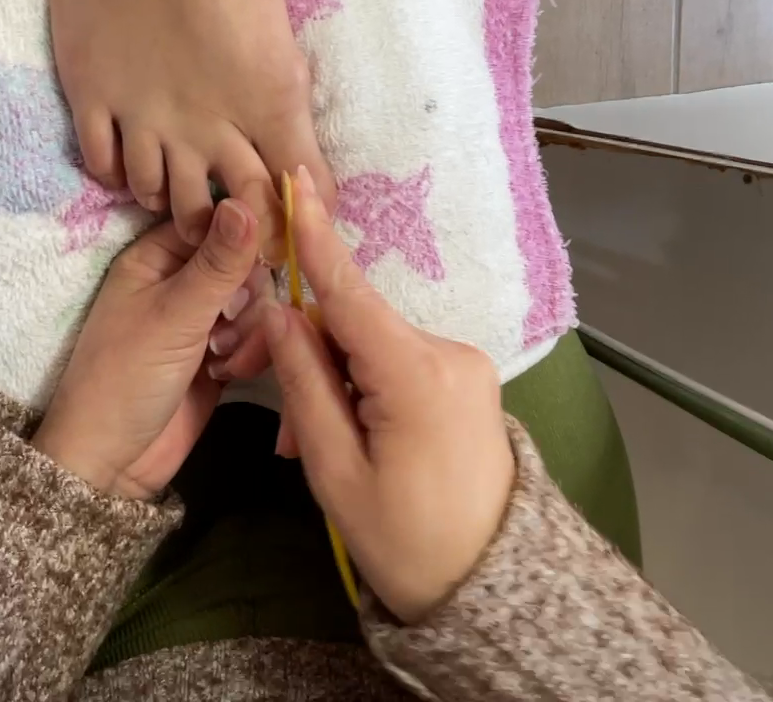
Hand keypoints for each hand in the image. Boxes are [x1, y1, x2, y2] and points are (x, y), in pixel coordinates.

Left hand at [34, 198, 270, 498]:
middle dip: (248, 293)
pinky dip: (250, 352)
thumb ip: (218, 262)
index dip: (247, 233)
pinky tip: (226, 373)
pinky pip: (258, 336)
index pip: (216, 219)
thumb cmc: (127, 377)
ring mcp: (203, 317)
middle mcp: (182, 279)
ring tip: (221, 356)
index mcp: (156, 255)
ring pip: (258, 300)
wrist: (113, 464)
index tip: (268, 255)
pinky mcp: (222, 352)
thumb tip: (247, 201)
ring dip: (250, 329)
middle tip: (230, 319)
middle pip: (246, 261)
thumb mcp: (174, 315)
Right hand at [43, 0, 335, 254]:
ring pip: (160, 196)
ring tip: (175, 195)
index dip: (295, 226)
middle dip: (234, 232)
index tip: (291, 241)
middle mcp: (209, 120)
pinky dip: (117, 173)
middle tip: (230, 235)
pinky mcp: (89, 89)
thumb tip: (277, 121)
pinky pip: (102, 164)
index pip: (293, 191)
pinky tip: (124, 159)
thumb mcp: (272, 11)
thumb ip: (273, 81)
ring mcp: (143, 110)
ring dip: (172, 203)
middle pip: (229, 212)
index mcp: (270, 97)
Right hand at [262, 168, 516, 622]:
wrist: (492, 593)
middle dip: (307, 357)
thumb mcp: (335, 469)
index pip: (351, 291)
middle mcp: (447, 353)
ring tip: (309, 446)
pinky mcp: (464, 380)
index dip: (318, 235)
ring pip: (370, 349)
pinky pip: (395, 366)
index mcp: (416, 374)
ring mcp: (462, 365)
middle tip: (280, 428)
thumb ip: (304, 380)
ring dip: (332, 383)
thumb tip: (280, 311)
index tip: (298, 179)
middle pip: (353, 326)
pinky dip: (361, 389)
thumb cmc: (406, 542)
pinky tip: (342, 432)